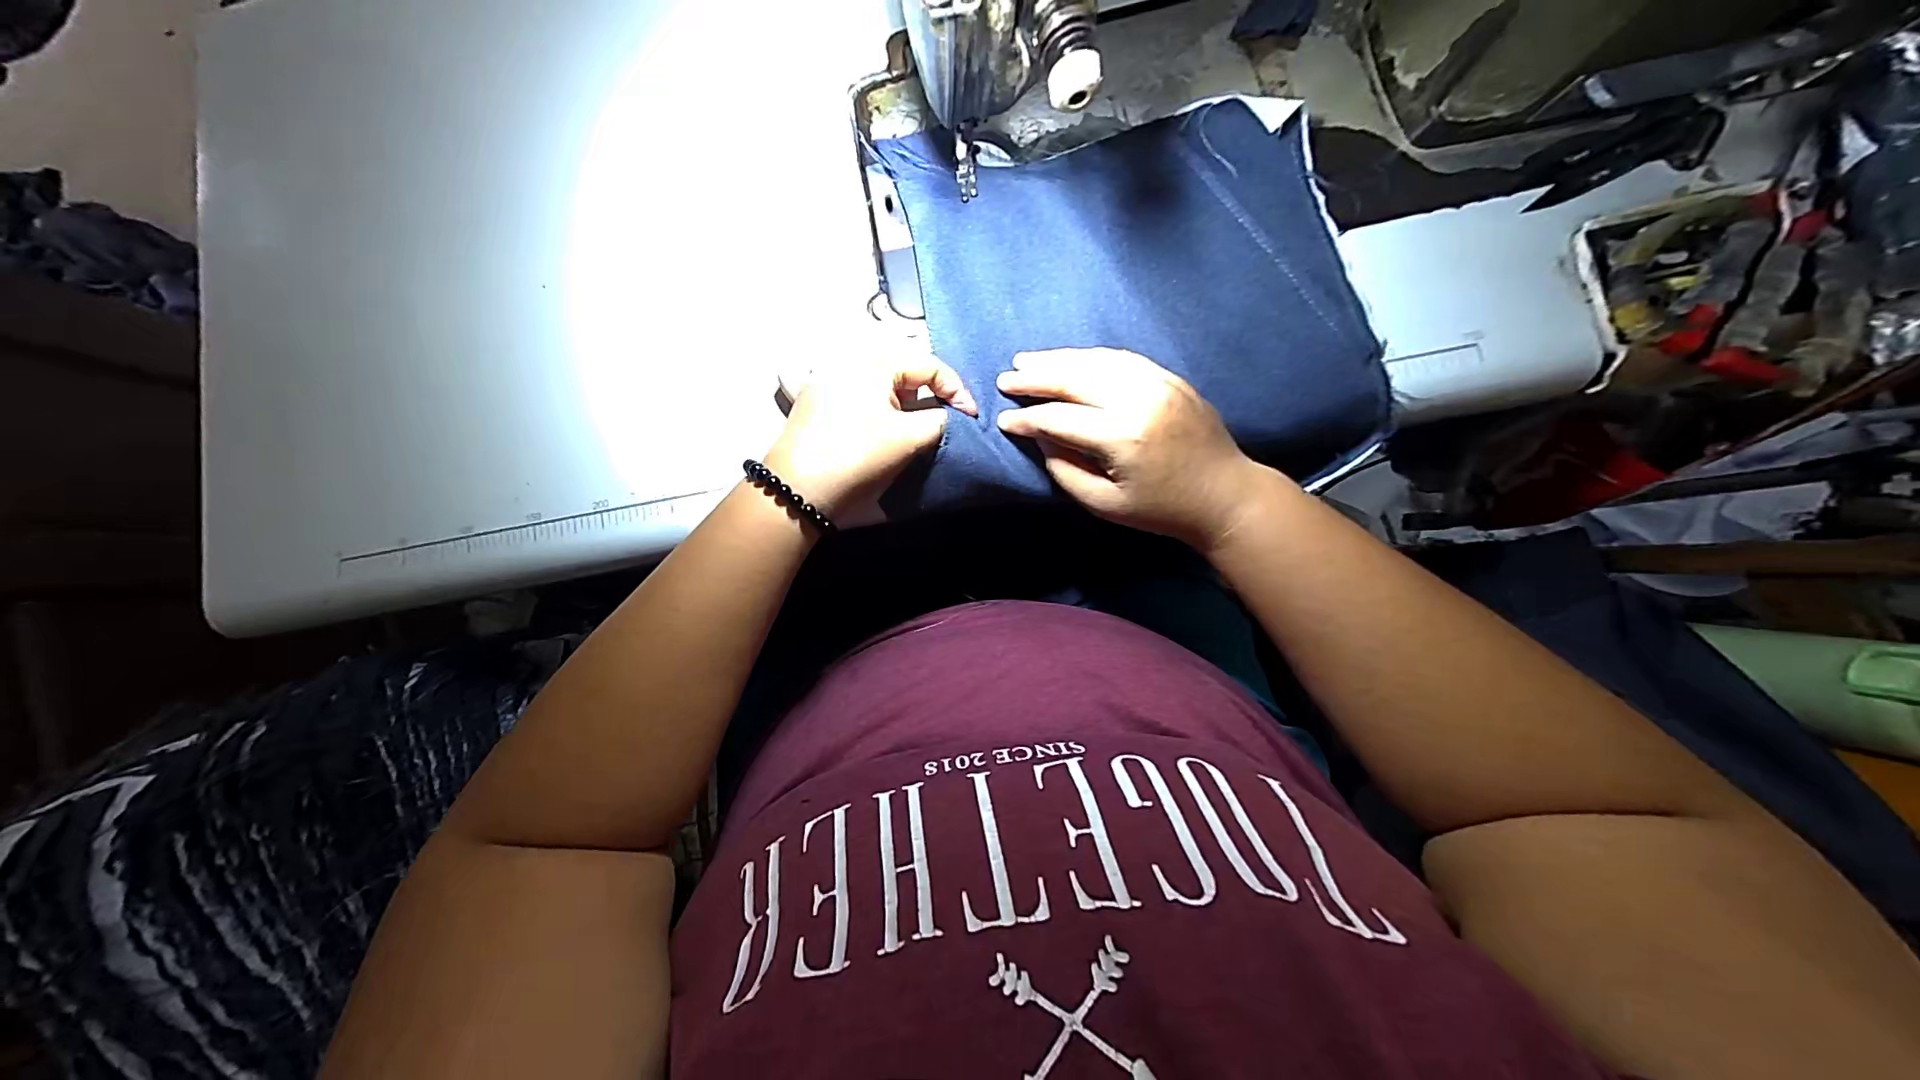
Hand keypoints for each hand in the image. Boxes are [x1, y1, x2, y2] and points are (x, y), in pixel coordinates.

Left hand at [763, 358, 976, 519]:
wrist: (799, 490)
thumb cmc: (859, 456)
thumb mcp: (911, 437)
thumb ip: (941, 419)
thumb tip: (947, 415)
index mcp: (873, 358)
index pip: (930, 364)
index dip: (957, 390)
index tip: (971, 418)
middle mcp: (848, 359)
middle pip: (905, 369)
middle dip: (931, 393)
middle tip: (946, 419)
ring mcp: (828, 379)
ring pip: (882, 383)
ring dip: (906, 402)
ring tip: (919, 429)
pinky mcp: (817, 402)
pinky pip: (861, 396)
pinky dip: (882, 409)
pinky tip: (887, 432)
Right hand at [997, 348, 1282, 550]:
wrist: (1225, 495)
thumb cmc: (1161, 510)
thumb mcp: (1105, 504)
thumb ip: (1065, 470)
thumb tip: (1042, 438)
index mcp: (1122, 436)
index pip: (1060, 419)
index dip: (1027, 419)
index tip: (1004, 421)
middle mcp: (1139, 400)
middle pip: (1075, 379)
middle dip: (1036, 378)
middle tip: (1006, 378)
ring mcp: (1158, 383)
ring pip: (1097, 361)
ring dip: (1059, 360)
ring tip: (1029, 362)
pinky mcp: (1170, 378)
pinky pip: (1122, 358)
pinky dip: (1091, 357)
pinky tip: (1072, 361)